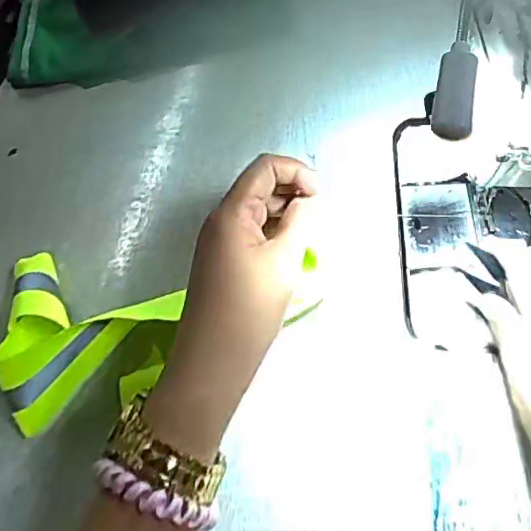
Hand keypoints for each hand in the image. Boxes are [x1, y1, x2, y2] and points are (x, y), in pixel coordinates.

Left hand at [144, 153, 318, 455]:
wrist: (212, 363)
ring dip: (286, 210)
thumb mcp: (285, 258)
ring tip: (308, 234)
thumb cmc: (250, 308)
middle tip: (317, 215)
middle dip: (293, 189)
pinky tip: (291, 249)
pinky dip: (275, 229)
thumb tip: (305, 200)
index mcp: (232, 212)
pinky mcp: (223, 257)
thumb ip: (300, 219)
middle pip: (261, 183)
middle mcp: (221, 219)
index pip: (266, 167)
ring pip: (258, 206)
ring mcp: (220, 239)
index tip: (317, 196)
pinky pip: (253, 228)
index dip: (296, 171)